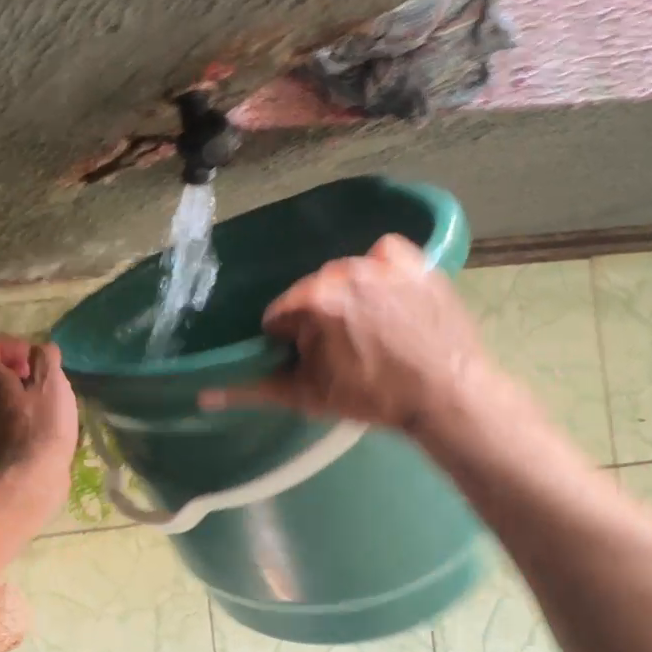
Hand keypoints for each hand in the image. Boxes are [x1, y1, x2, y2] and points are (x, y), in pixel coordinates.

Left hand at [0, 337, 78, 481]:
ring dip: (13, 383)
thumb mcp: (51, 382)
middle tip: (33, 371)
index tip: (30, 357)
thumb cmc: (42, 424)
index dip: (5, 345)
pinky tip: (38, 411)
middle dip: (9, 362)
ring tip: (39, 391)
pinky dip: (13, 401)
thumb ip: (45, 358)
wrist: (31, 475)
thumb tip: (42, 350)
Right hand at [198, 235, 492, 432]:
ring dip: (344, 295)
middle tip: (337, 348)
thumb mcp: (305, 396)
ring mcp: (383, 267)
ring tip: (365, 326)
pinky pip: (384, 254)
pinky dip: (379, 268)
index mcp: (313, 302)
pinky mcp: (416, 266)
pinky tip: (385, 294)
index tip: (309, 359)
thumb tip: (202, 395)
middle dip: (315, 316)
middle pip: (309, 292)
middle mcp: (344, 275)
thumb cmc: (373, 398)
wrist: (449, 396)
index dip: (288, 339)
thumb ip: (250, 390)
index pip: (279, 314)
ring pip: (343, 274)